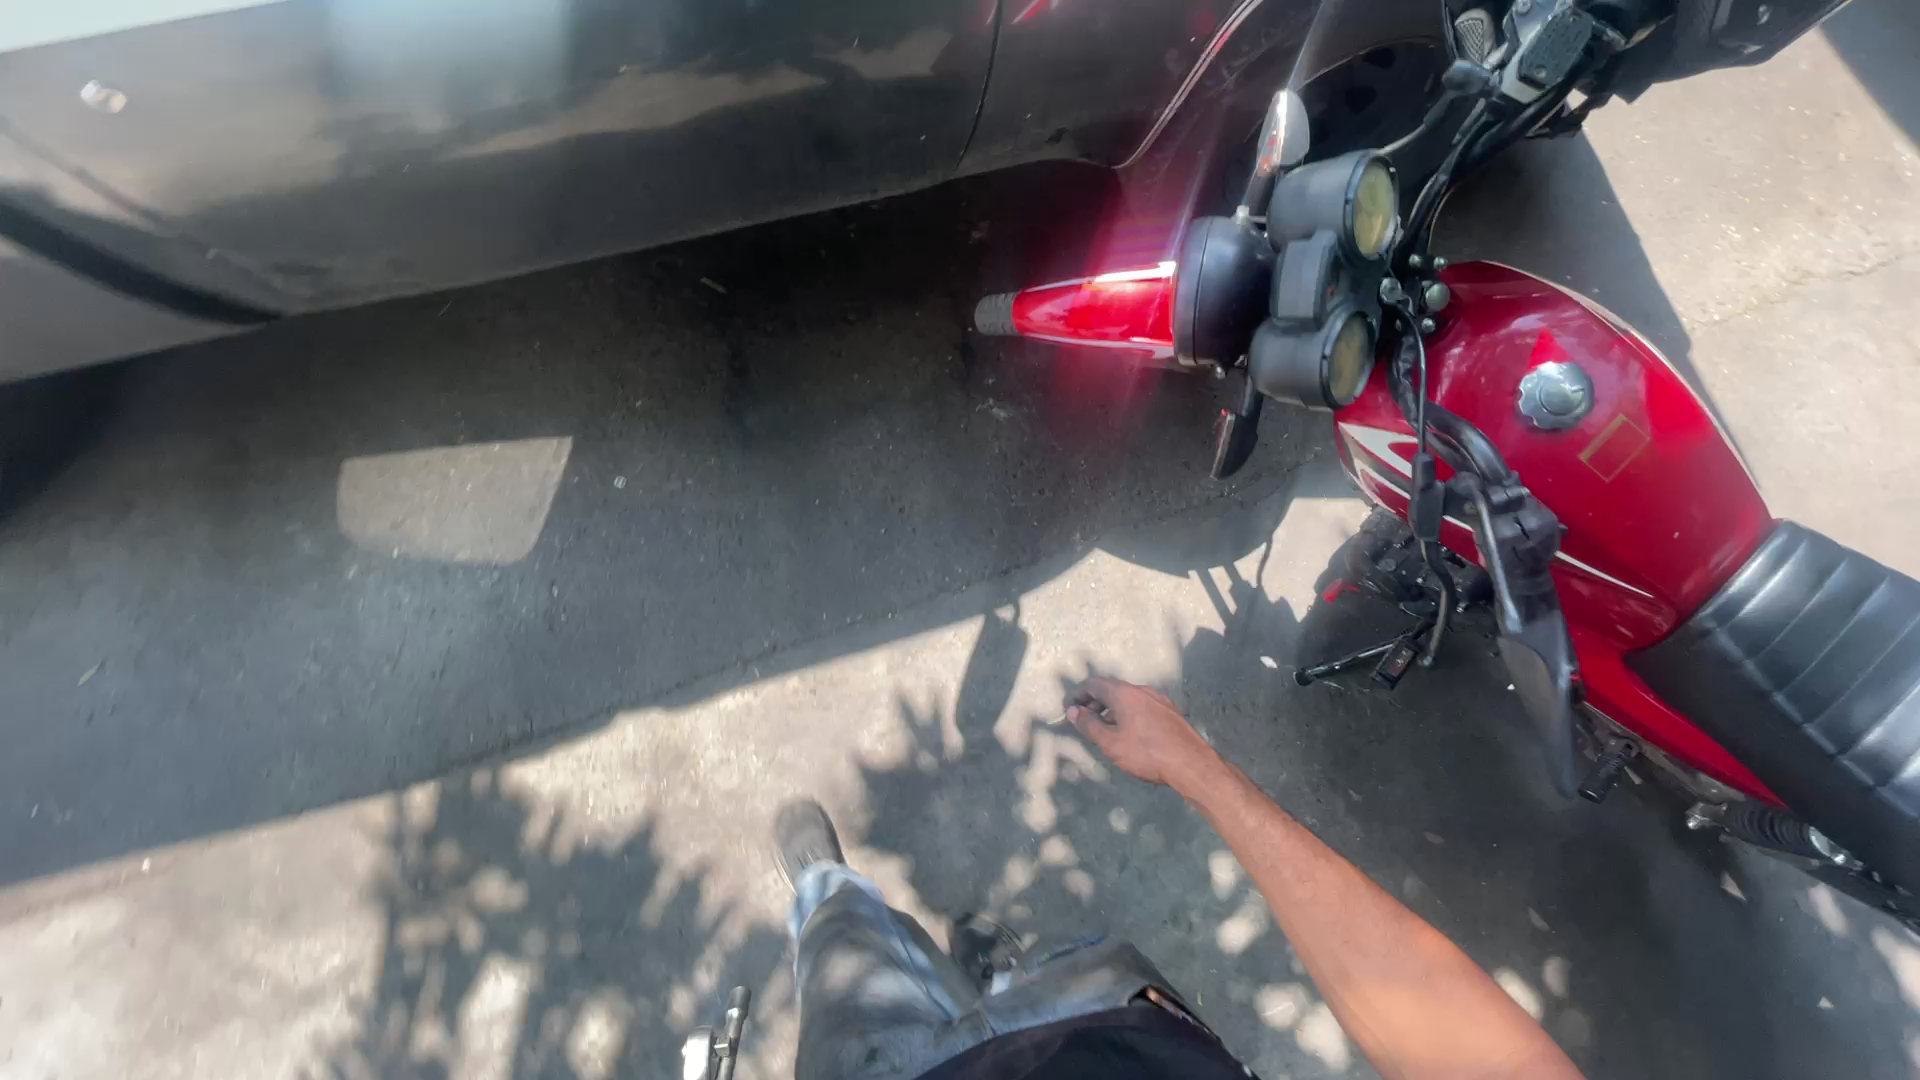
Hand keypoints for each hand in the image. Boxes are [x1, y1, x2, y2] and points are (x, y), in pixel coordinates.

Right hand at [1066, 677, 1223, 795]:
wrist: (1191, 764)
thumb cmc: (1146, 753)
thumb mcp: (1111, 743)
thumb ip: (1089, 725)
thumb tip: (1073, 711)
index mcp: (1124, 693)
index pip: (1093, 684)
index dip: (1077, 694)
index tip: (1069, 708)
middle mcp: (1141, 690)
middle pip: (1111, 688)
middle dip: (1093, 700)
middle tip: (1083, 718)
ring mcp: (1158, 699)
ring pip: (1127, 697)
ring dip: (1111, 707)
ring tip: (1103, 727)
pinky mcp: (1169, 711)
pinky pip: (1141, 704)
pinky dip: (1127, 712)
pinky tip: (1128, 731)